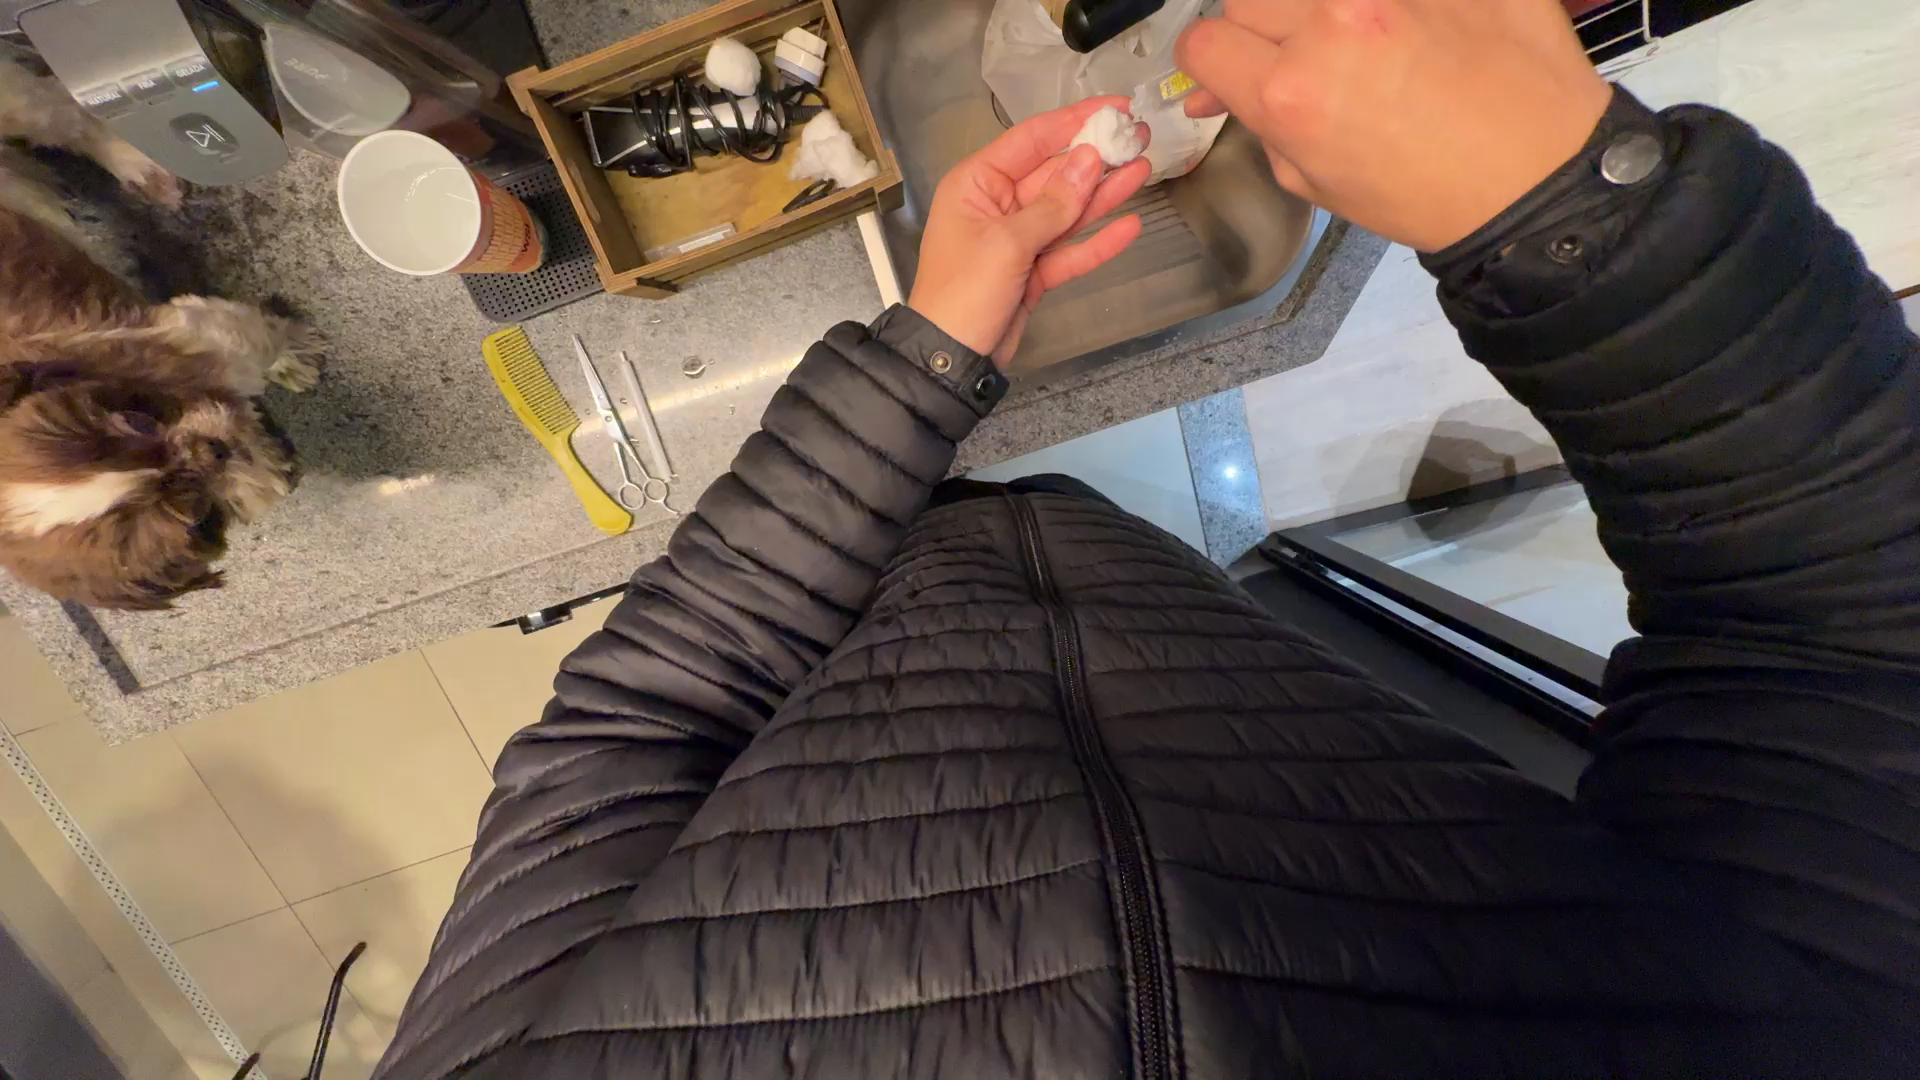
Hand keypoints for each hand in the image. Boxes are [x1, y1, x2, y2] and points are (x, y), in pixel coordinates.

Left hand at [909, 97, 1151, 363]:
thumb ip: (1053, 205)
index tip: (1116, 108)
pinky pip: (1068, 252)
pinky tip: (1128, 227)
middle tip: (1140, 140)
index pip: (1031, 140)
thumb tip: (1090, 160)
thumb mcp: (1007, 243)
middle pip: (1054, 174)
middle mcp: (997, 206)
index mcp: (977, 184)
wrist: (952, 358)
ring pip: (1065, 213)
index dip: (1075, 122)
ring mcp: (1016, 242)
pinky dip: (1095, 243)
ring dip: (1103, 196)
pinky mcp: (1031, 274)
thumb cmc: (965, 293)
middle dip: (1096, 159)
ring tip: (1144, 172)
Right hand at [1176, 0, 1611, 251]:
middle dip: (1249, 31)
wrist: (1524, 169)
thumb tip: (1216, 92)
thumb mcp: (1309, 178)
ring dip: (1300, 10)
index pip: (1201, 43)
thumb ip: (1258, 123)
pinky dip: (1365, 7)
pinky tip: (1386, 30)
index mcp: (1289, 92)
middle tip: (1279, 60)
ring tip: (1337, 41)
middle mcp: (1330, 22)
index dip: (1201, 64)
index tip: (1217, 74)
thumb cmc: (1414, 190)